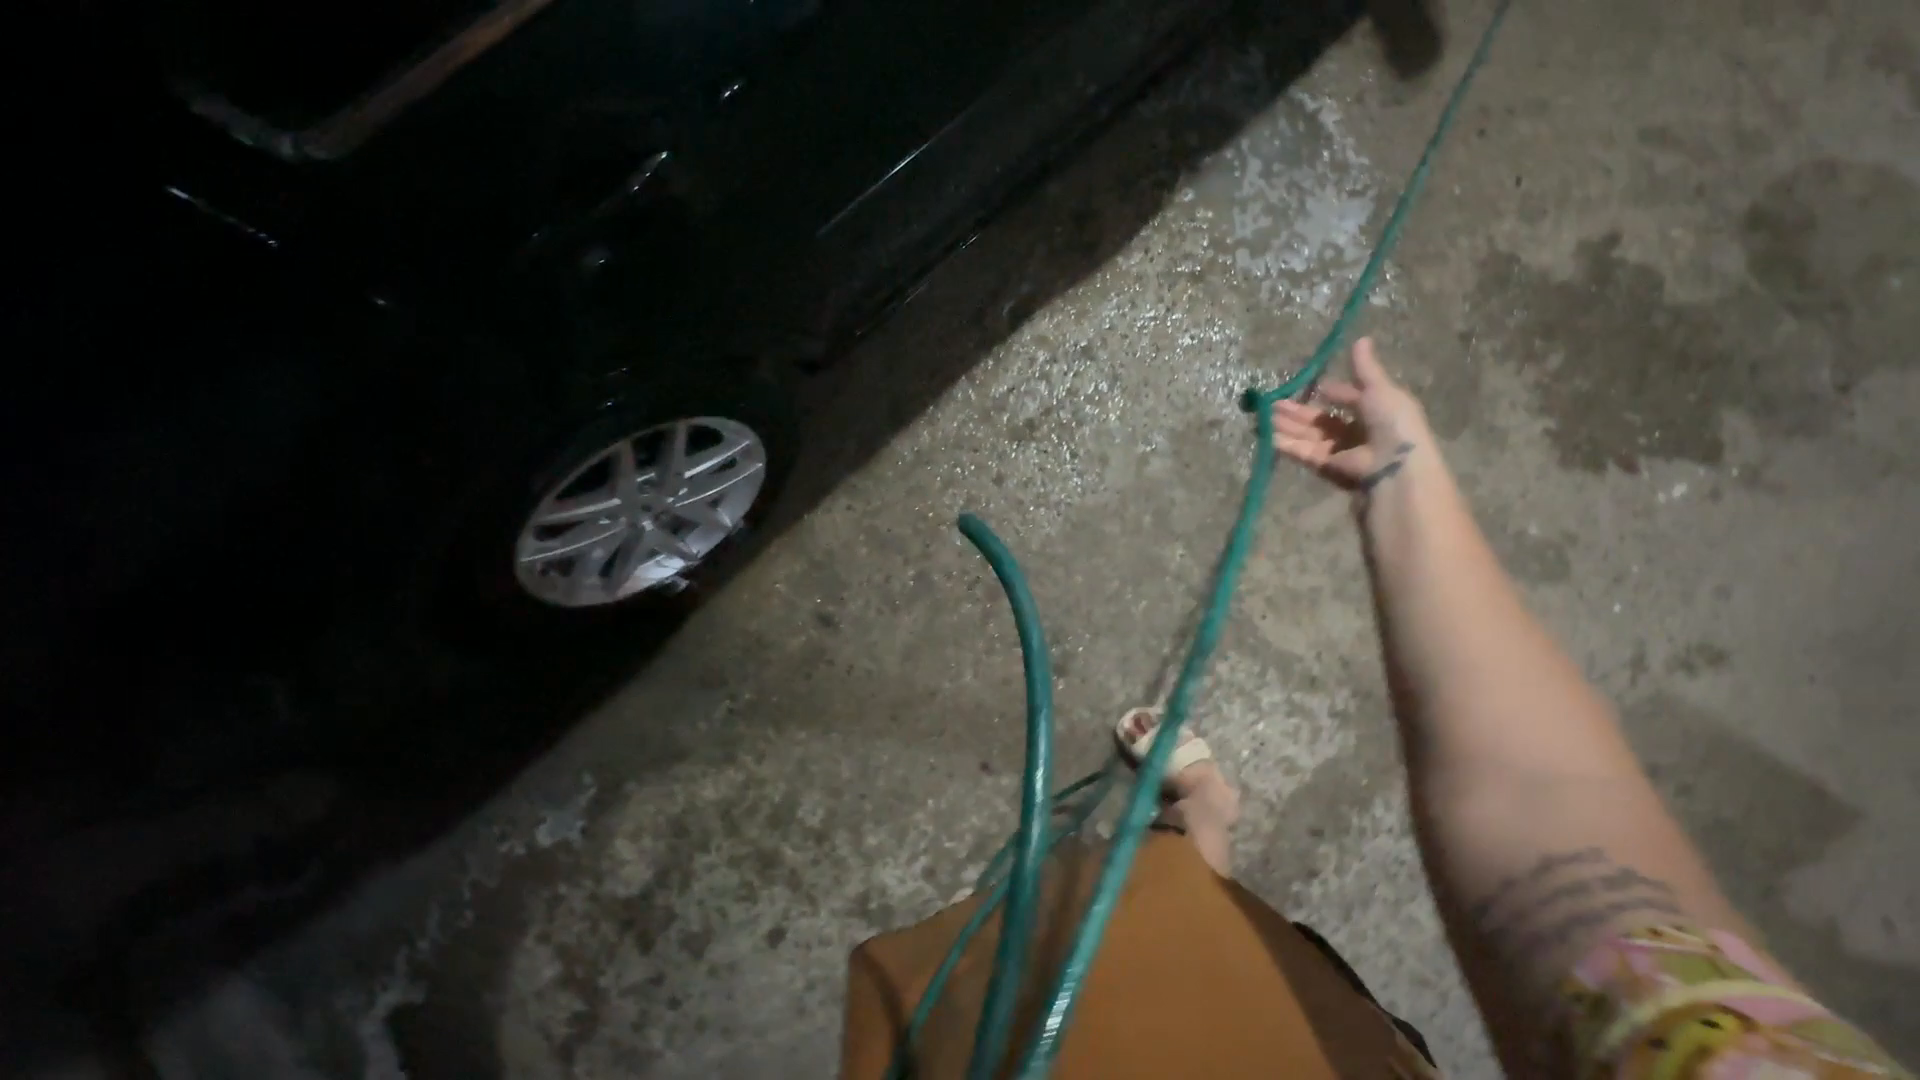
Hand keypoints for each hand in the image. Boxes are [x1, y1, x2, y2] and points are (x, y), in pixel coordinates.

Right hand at [1271, 337, 1430, 490]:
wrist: (1393, 461)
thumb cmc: (1391, 420)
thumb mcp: (1379, 389)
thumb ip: (1365, 368)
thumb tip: (1360, 338)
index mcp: (1374, 410)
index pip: (1349, 400)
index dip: (1333, 392)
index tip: (1315, 387)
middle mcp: (1357, 431)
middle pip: (1321, 420)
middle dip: (1297, 412)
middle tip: (1273, 403)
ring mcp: (1341, 450)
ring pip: (1309, 436)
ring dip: (1287, 426)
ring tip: (1264, 416)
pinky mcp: (1328, 467)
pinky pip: (1305, 453)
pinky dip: (1288, 445)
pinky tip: (1269, 437)